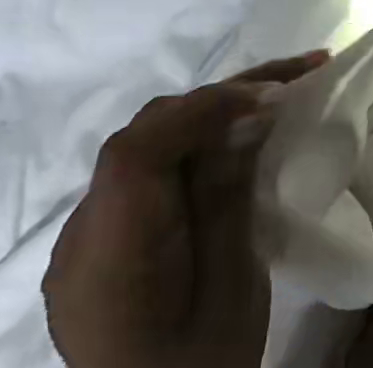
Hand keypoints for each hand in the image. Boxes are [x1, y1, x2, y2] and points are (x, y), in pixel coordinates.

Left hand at [43, 52, 326, 367]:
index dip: (207, 109)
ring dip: (208, 117)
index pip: (142, 150)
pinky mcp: (100, 239)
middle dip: (218, 101)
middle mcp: (81, 235)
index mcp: (110, 256)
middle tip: (291, 81)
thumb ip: (228, 196)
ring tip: (273, 97)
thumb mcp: (232, 291)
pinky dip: (190, 146)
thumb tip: (248, 115)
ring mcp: (84, 236)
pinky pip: (145, 173)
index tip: (274, 96)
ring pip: (147, 146)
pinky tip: (230, 141)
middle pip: (146, 136)